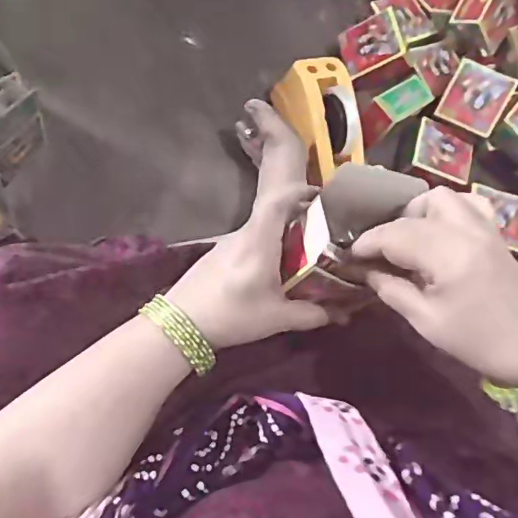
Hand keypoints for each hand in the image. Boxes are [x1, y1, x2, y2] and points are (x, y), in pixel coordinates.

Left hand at [164, 100, 333, 348]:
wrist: (178, 326)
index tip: (322, 196)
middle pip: (273, 214)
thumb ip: (311, 314)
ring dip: (282, 237)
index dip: (301, 192)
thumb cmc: (231, 316)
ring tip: (303, 256)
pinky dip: (266, 249)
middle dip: (300, 219)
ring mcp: (226, 245)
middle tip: (323, 233)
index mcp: (258, 241)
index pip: (279, 200)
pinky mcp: (216, 257)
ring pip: (261, 230)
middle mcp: (242, 235)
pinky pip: (248, 243)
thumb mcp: (276, 319)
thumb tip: (339, 315)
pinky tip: (274, 271)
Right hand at [349, 187, 517, 385]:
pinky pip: (467, 204)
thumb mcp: (425, 321)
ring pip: (442, 198)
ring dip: (417, 212)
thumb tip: (366, 271)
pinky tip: (437, 233)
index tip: (349, 256)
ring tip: (407, 239)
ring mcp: (484, 228)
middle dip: (388, 228)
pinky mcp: (495, 234)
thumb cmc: (476, 341)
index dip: (367, 243)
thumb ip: (392, 289)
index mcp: (448, 254)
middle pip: (415, 212)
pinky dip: (445, 210)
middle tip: (377, 252)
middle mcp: (466, 231)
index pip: (394, 234)